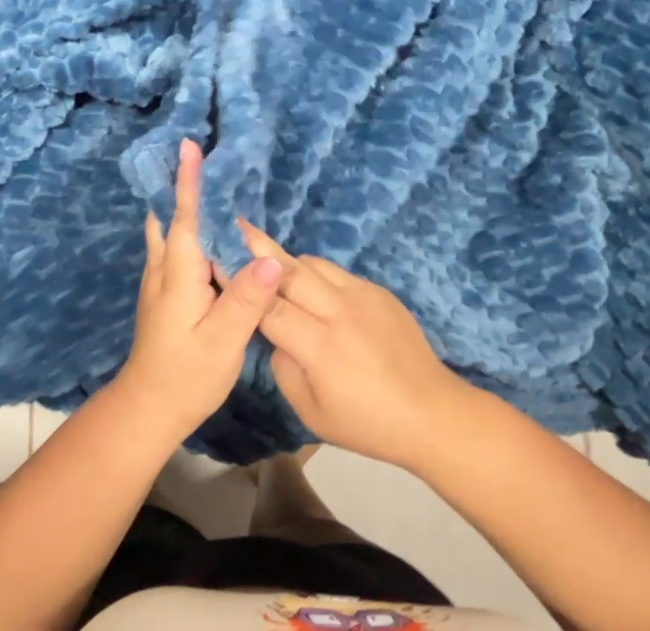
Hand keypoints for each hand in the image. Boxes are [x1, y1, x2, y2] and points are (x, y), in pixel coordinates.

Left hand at [112, 139, 284, 441]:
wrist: (149, 407)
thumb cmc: (187, 374)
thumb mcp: (223, 341)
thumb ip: (245, 299)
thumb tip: (268, 256)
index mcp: (178, 275)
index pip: (184, 218)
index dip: (189, 182)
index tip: (188, 145)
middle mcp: (163, 270)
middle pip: (169, 217)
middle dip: (181, 185)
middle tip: (200, 155)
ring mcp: (159, 283)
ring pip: (168, 234)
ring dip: (182, 207)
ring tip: (207, 184)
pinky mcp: (163, 296)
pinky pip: (174, 250)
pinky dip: (188, 231)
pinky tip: (210, 236)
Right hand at [241, 222, 478, 469]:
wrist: (433, 414)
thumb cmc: (367, 423)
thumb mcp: (310, 410)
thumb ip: (283, 366)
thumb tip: (275, 334)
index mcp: (319, 346)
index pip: (268, 307)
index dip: (241, 286)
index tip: (215, 265)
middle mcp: (339, 313)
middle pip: (288, 272)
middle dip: (258, 250)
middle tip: (232, 227)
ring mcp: (363, 297)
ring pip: (312, 264)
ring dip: (285, 260)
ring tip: (261, 252)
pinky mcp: (379, 293)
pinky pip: (335, 274)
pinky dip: (314, 274)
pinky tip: (305, 284)